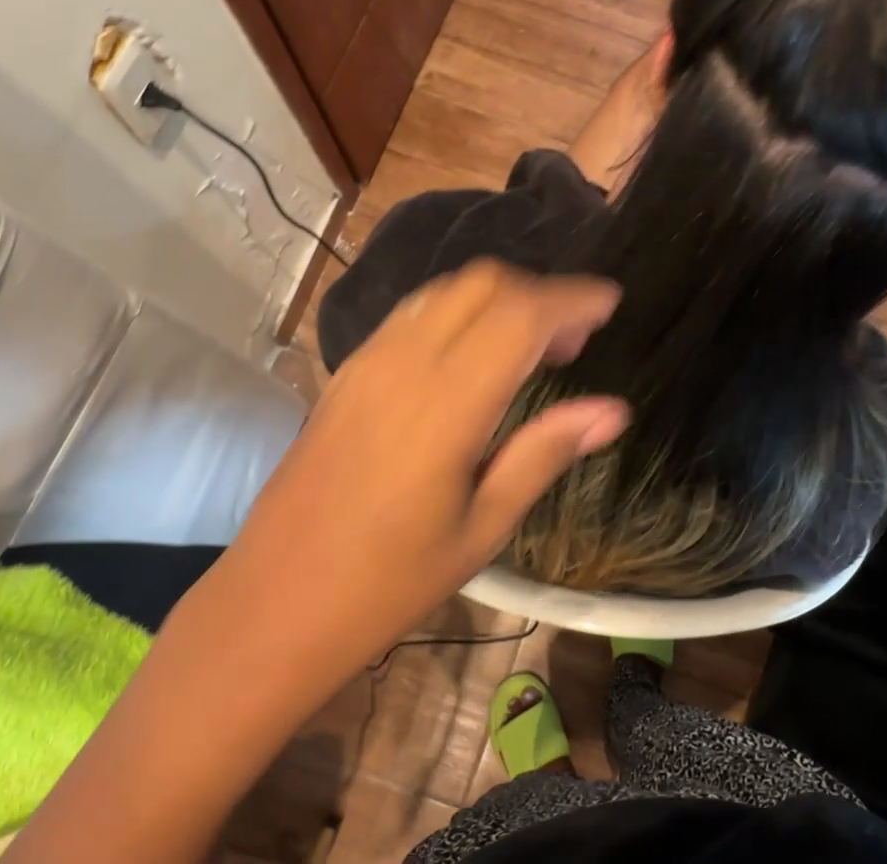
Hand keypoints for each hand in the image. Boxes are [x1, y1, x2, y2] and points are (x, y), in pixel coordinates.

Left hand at [230, 261, 629, 648]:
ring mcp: (366, 364)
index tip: (611, 304)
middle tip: (575, 340)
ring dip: (498, 299)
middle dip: (539, 292)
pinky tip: (474, 360)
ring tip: (534, 347)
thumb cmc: (388, 583)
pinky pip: (412, 315)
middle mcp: (403, 365)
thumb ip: (543, 455)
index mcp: (445, 406)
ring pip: (444, 291)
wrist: (273, 602)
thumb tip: (613, 410)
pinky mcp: (345, 374)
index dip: (573, 299)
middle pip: (482, 284)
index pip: (521, 316)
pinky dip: (459, 313)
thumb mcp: (481, 530)